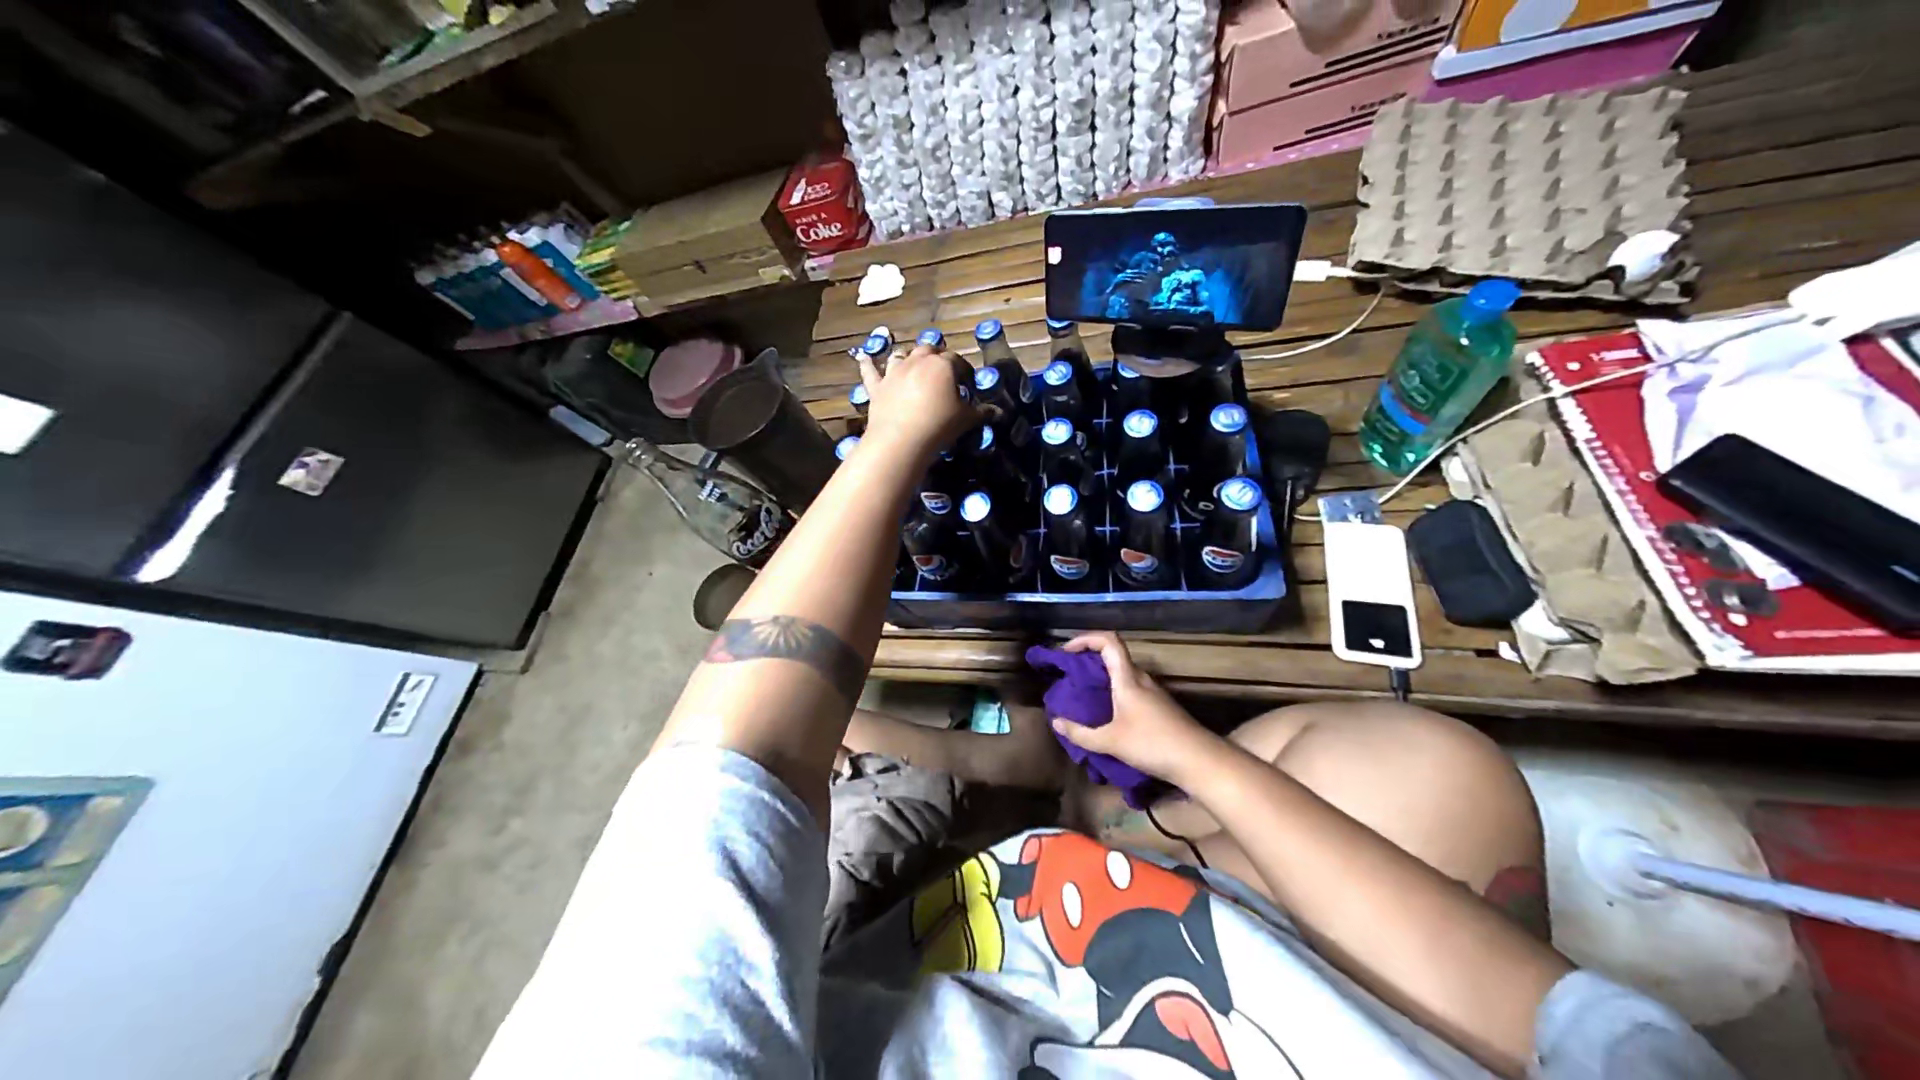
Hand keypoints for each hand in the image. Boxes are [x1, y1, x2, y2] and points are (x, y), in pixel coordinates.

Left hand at [855, 342, 983, 457]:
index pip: (957, 361)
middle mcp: (917, 361)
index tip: (968, 384)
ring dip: (908, 356)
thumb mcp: (965, 419)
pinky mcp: (877, 387)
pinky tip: (863, 356)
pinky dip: (867, 363)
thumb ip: (981, 412)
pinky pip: (870, 371)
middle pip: (928, 350)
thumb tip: (997, 412)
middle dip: (937, 356)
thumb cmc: (938, 426)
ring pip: (901, 355)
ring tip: (912, 361)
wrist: (901, 440)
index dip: (964, 371)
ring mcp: (894, 372)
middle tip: (943, 369)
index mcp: (942, 365)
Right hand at [1052, 632, 1218, 784]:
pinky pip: (1131, 691)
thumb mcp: (1111, 742)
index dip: (1086, 639)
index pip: (1109, 641)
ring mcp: (1153, 693)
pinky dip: (1114, 694)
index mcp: (1128, 678)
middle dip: (1089, 661)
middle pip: (1114, 656)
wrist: (1199, 760)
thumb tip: (1056, 722)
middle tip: (1069, 678)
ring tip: (1082, 698)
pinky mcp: (1159, 708)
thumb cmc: (1153, 744)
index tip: (1066, 653)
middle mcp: (1141, 679)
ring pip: (1123, 675)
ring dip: (1102, 680)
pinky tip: (1106, 717)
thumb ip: (1081, 733)